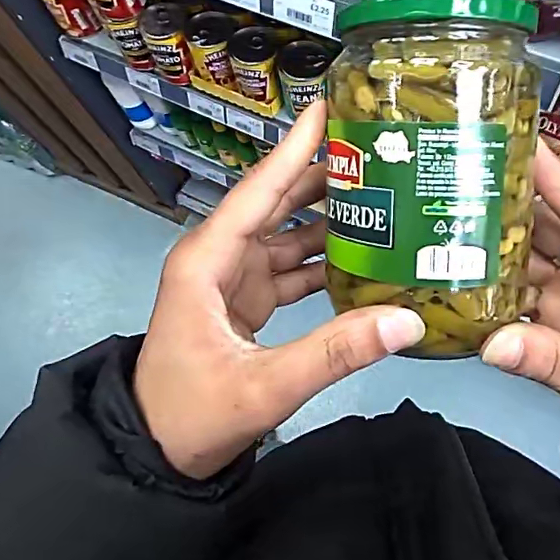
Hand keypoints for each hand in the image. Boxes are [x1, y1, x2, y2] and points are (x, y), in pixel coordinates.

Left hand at [136, 100, 426, 478]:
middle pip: (276, 203)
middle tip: (376, 150)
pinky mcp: (247, 299)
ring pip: (288, 234)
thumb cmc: (191, 413)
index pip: (258, 191)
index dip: (294, 149)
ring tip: (385, 196)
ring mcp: (235, 278)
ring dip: (329, 217)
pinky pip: (292, 267)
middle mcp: (221, 256)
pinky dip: (325, 260)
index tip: (327, 107)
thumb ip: (333, 353)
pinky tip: (365, 255)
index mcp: (208, 259)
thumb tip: (406, 320)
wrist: (154, 452)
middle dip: (322, 175)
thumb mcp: (264, 387)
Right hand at [479, 146, 559, 480]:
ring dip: (501, 235)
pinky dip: (493, 277)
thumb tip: (493, 341)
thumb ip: (557, 365)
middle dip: (521, 200)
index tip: (526, 149)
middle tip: (474, 171)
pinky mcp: (557, 317)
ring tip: (456, 207)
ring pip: (535, 254)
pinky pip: (520, 287)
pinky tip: (462, 264)